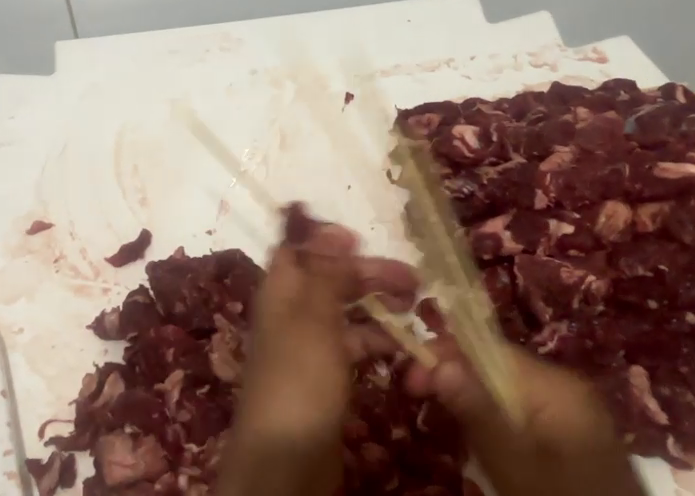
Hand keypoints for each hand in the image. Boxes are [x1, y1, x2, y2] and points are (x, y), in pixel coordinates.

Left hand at [216, 224, 416, 495]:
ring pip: (344, 314)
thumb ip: (325, 273)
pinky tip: (402, 348)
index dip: (326, 241)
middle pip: (328, 280)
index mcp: (280, 292)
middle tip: (413, 279)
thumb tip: (334, 232)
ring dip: (376, 307)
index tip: (363, 240)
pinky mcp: (324, 382)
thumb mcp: (315, 317)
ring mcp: (306, 350)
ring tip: (415, 308)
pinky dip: (376, 342)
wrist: (286, 462)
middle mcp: (290, 315)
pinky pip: (351, 349)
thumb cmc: (299, 379)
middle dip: (367, 274)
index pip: (297, 250)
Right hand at [406, 340, 643, 495]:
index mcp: (556, 385)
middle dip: (457, 379)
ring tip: (448, 428)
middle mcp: (567, 389)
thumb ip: (477, 411)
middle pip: (498, 368)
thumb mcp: (514, 465)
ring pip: (510, 393)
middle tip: (419, 401)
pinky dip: (499, 424)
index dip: (444, 356)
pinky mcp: (577, 442)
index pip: (489, 349)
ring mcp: (576, 415)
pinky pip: (526, 416)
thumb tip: (438, 360)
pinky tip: (485, 448)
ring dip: (475, 403)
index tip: (409, 379)